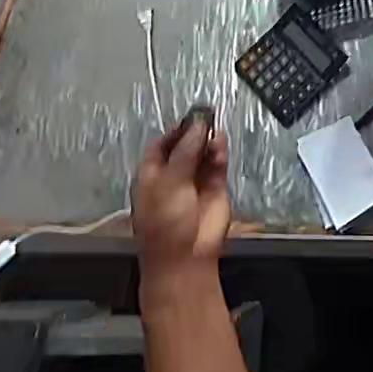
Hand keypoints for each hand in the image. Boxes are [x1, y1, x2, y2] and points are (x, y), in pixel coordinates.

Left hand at [135, 111, 230, 279]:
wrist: (186, 255)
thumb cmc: (166, 221)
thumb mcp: (170, 183)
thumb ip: (186, 151)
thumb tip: (199, 124)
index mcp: (152, 175)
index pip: (161, 145)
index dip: (175, 130)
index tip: (190, 116)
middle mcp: (173, 175)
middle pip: (186, 146)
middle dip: (196, 132)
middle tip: (208, 116)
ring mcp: (195, 181)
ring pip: (204, 153)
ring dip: (209, 141)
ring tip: (215, 130)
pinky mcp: (215, 187)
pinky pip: (218, 164)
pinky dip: (220, 153)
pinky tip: (220, 144)